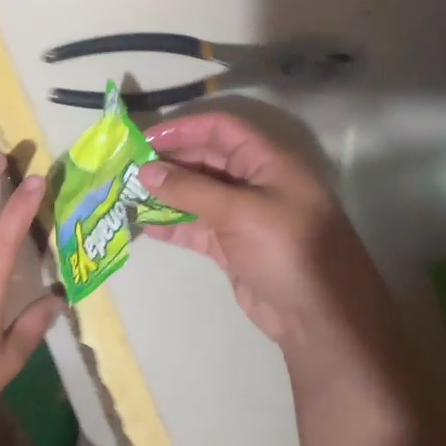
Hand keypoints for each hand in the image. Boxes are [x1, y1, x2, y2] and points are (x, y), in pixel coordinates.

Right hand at [138, 113, 375, 345]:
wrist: (319, 316)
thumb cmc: (288, 251)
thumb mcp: (239, 212)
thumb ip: (189, 189)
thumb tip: (145, 170)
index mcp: (268, 163)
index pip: (221, 129)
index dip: (183, 128)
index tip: (142, 139)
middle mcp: (255, 183)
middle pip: (205, 159)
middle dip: (167, 161)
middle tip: (127, 169)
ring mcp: (243, 216)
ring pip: (196, 194)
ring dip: (164, 193)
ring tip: (127, 195)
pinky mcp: (232, 245)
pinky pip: (195, 225)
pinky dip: (171, 223)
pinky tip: (145, 225)